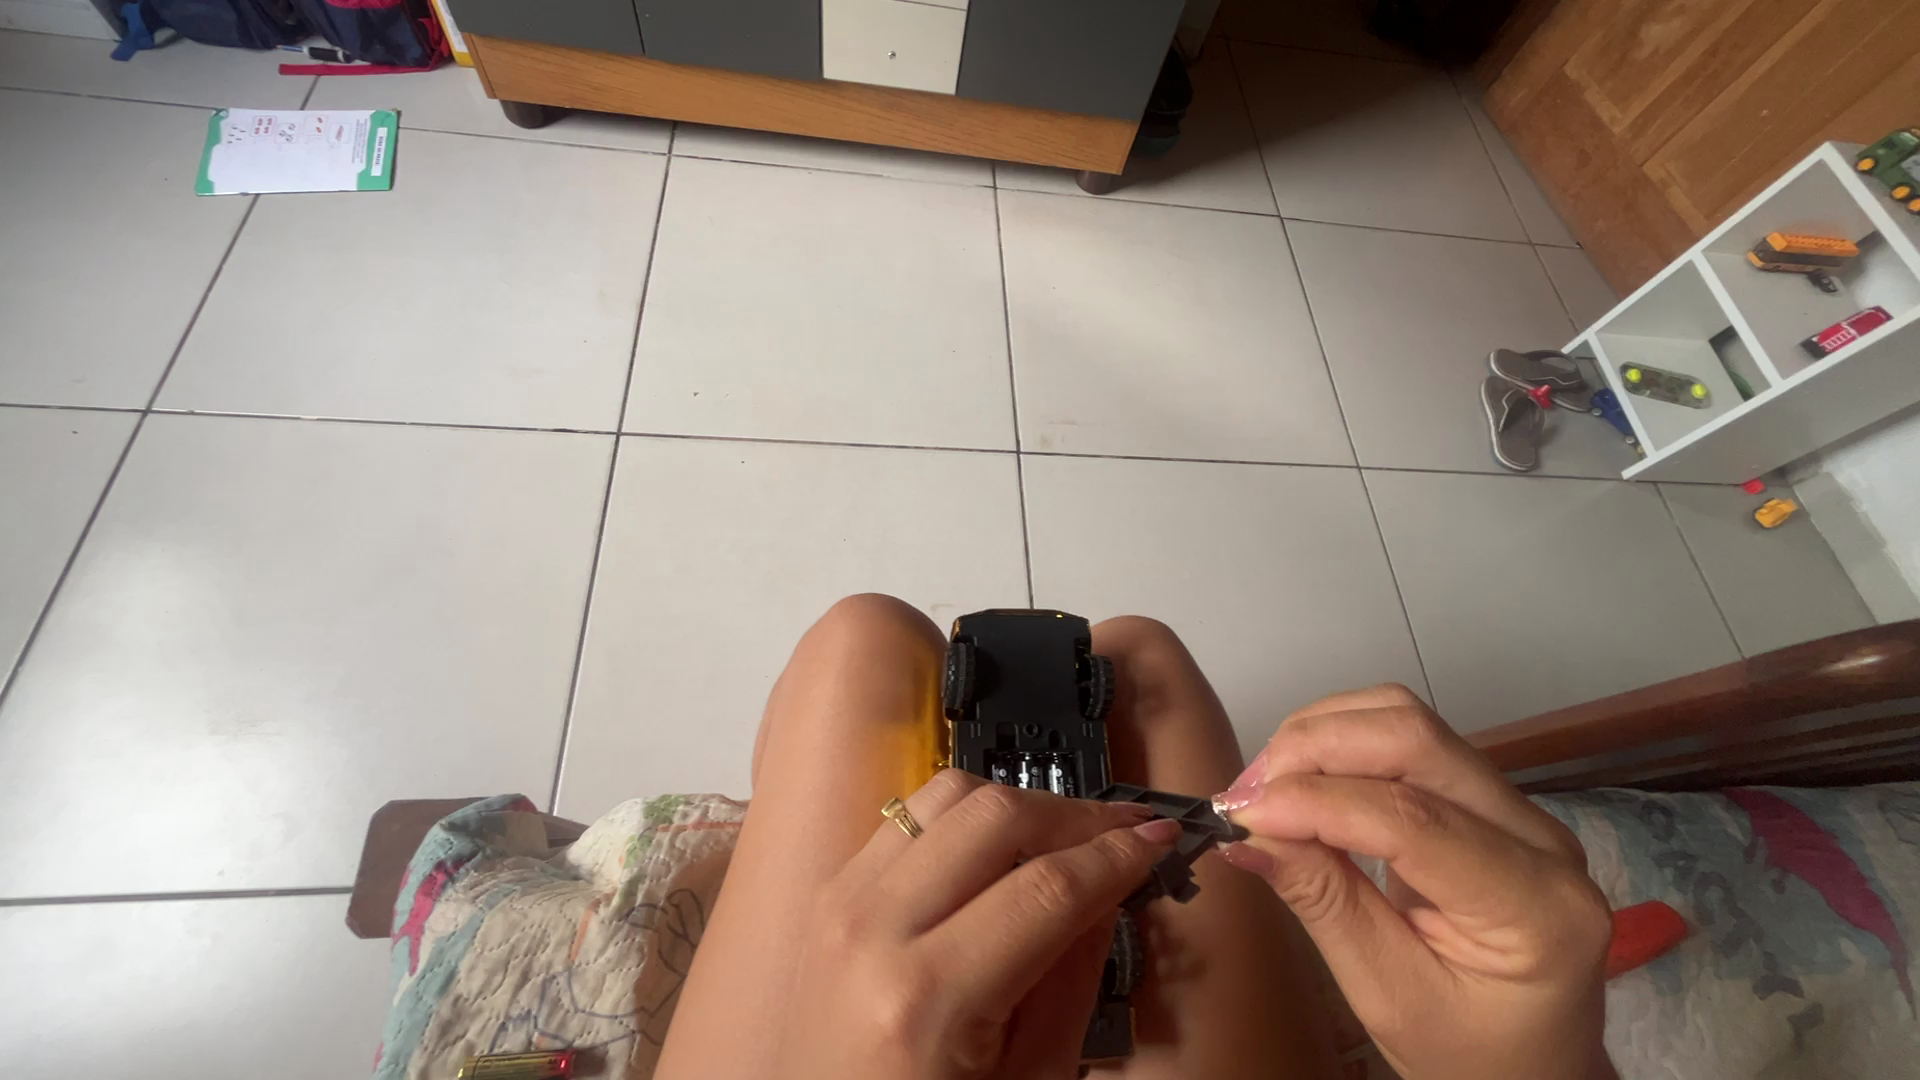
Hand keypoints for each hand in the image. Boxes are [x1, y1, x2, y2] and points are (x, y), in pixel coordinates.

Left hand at [775, 768, 1182, 1079]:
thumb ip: (1073, 976)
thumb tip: (1111, 882)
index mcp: (924, 1001)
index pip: (1044, 890)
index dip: (1114, 855)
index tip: (1157, 837)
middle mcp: (873, 926)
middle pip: (994, 817)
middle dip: (1073, 814)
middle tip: (1123, 829)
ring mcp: (843, 895)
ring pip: (950, 794)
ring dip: (1020, 801)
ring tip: (1066, 834)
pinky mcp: (834, 882)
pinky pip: (912, 812)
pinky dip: (967, 812)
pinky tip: (1000, 843)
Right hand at [1214, 685, 1614, 1079]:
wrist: (1527, 1064)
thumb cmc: (1466, 1051)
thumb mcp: (1386, 994)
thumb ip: (1321, 901)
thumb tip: (1243, 833)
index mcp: (1536, 907)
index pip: (1411, 818)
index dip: (1313, 802)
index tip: (1238, 815)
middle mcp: (1537, 835)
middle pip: (1412, 737)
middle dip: (1311, 748)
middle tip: (1246, 794)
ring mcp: (1512, 804)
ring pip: (1401, 717)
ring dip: (1317, 735)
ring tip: (1266, 785)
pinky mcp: (1476, 792)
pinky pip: (1398, 733)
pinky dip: (1332, 739)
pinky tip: (1299, 778)